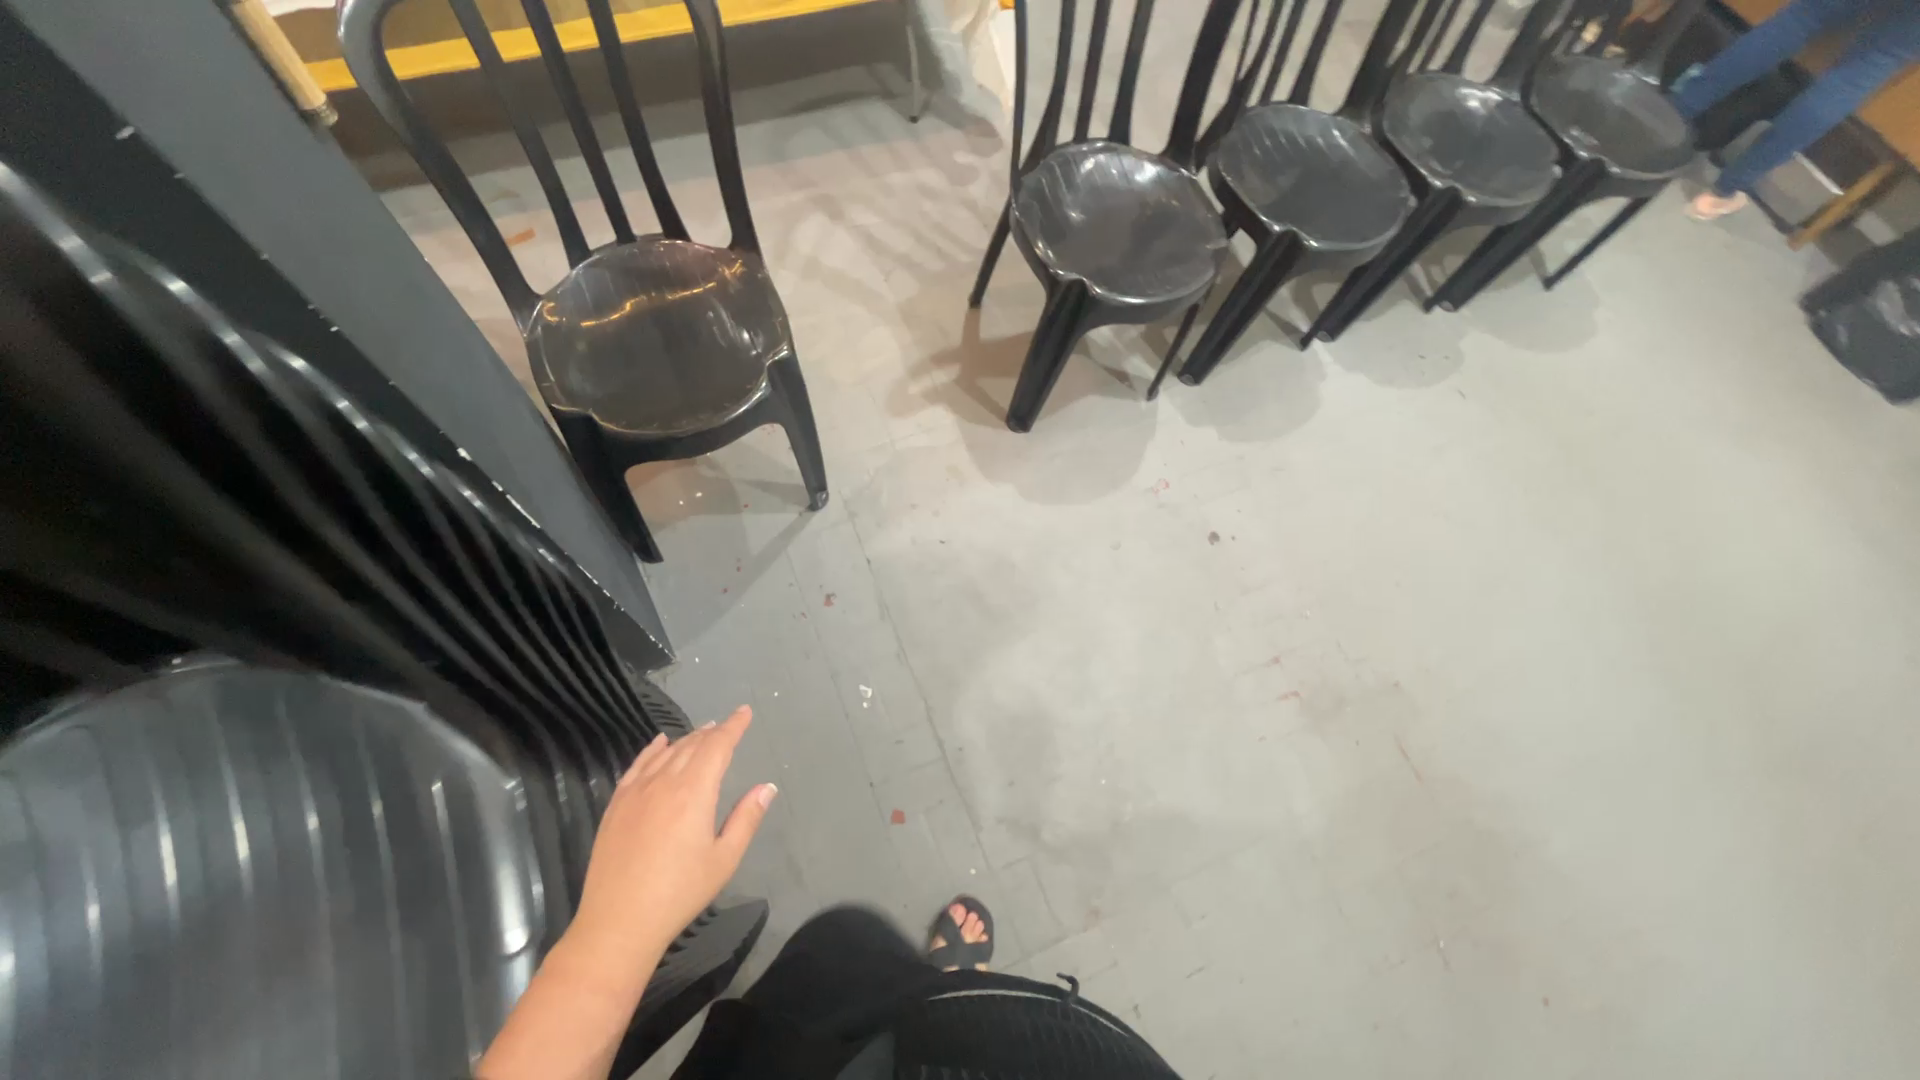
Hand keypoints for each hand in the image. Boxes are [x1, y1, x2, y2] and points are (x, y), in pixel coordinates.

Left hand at [568, 706, 775, 973]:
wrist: (618, 922)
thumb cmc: (679, 893)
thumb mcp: (724, 859)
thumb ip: (746, 818)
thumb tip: (767, 787)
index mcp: (694, 792)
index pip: (717, 747)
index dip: (733, 727)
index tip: (745, 712)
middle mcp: (664, 783)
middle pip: (691, 746)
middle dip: (712, 732)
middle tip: (727, 725)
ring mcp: (635, 793)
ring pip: (666, 754)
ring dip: (687, 739)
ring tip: (702, 733)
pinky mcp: (615, 806)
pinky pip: (637, 766)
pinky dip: (652, 750)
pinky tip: (659, 744)